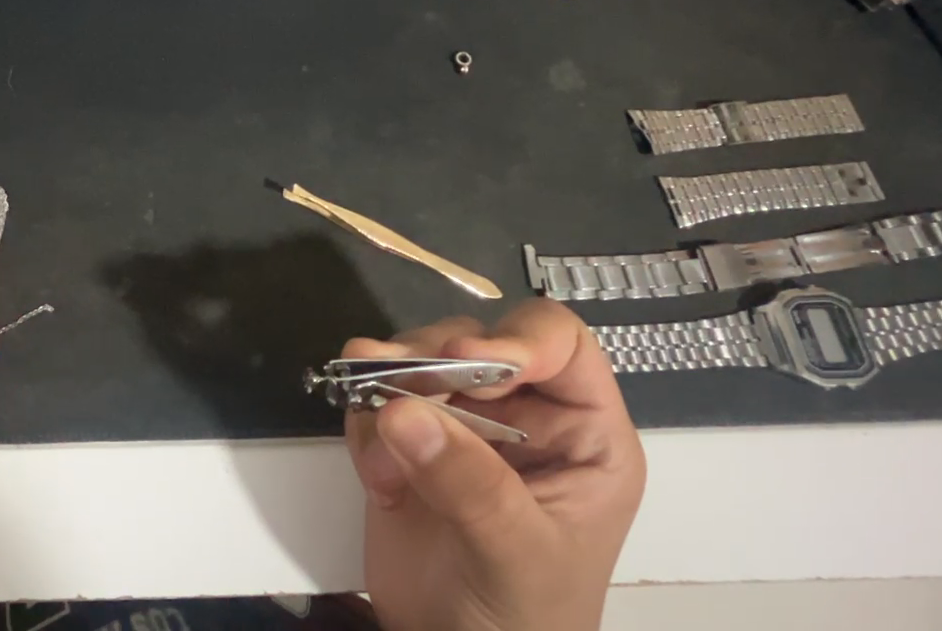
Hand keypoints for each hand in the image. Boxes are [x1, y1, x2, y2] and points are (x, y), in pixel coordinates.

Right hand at [343, 301, 645, 630]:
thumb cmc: (521, 622)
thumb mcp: (515, 557)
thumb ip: (469, 484)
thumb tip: (402, 410)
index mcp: (580, 434)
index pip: (560, 345)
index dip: (517, 338)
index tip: (464, 362)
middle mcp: (520, 415)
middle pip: (471, 340)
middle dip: (429, 362)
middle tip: (396, 392)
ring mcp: (457, 424)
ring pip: (415, 358)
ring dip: (386, 389)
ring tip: (377, 447)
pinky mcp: (402, 437)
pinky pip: (373, 395)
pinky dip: (361, 424)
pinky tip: (376, 479)